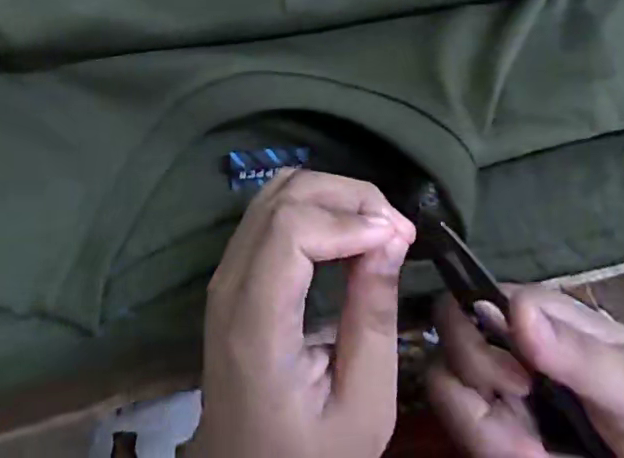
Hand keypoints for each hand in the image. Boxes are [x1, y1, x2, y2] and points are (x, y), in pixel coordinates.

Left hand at [187, 170, 416, 457]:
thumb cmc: (309, 453)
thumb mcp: (364, 405)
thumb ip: (374, 316)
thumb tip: (392, 235)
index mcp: (254, 325)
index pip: (290, 229)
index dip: (348, 219)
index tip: (398, 238)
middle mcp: (229, 284)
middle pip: (285, 197)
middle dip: (350, 196)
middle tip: (398, 229)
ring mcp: (225, 272)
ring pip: (278, 192)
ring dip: (334, 195)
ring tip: (380, 226)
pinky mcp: (233, 270)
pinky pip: (272, 209)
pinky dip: (316, 204)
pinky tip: (349, 229)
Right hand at [427, 286, 623, 457]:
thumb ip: (576, 353)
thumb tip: (514, 307)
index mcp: (539, 317)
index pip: (469, 304)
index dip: (478, 344)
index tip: (521, 385)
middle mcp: (513, 348)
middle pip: (450, 349)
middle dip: (475, 393)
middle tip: (529, 430)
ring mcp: (509, 397)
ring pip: (453, 397)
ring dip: (484, 435)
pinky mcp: (511, 437)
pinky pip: (476, 437)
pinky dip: (493, 451)